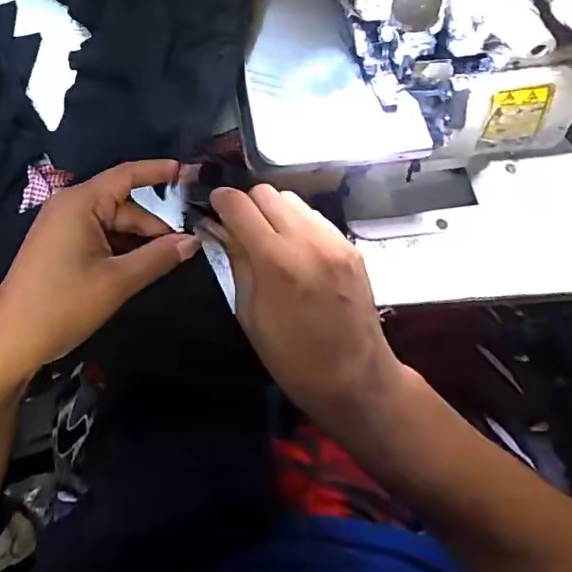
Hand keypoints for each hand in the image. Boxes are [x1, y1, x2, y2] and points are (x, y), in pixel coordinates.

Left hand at [0, 160, 198, 387]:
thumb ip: (158, 257)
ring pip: (111, 224)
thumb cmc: (62, 305)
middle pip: (123, 206)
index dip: (158, 172)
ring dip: (136, 242)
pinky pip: (96, 236)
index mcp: (80, 202)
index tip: (189, 171)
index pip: (127, 174)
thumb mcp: (117, 281)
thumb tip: (192, 241)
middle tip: (186, 251)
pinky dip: (118, 249)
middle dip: (153, 226)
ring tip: (166, 264)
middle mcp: (69, 205)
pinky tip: (137, 269)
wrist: (9, 342)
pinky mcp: (57, 245)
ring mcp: (60, 226)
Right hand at [209, 185, 402, 428]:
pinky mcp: (350, 246)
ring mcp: (333, 240)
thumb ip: (235, 261)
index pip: (239, 204)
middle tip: (241, 229)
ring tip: (270, 238)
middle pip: (265, 192)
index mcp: (276, 260)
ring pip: (291, 199)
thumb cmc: (293, 358)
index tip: (214, 210)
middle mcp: (307, 240)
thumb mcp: (249, 314)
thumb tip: (219, 229)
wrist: (357, 379)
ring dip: (274, 211)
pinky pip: (314, 217)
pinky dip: (298, 223)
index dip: (220, 201)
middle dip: (247, 205)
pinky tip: (296, 249)